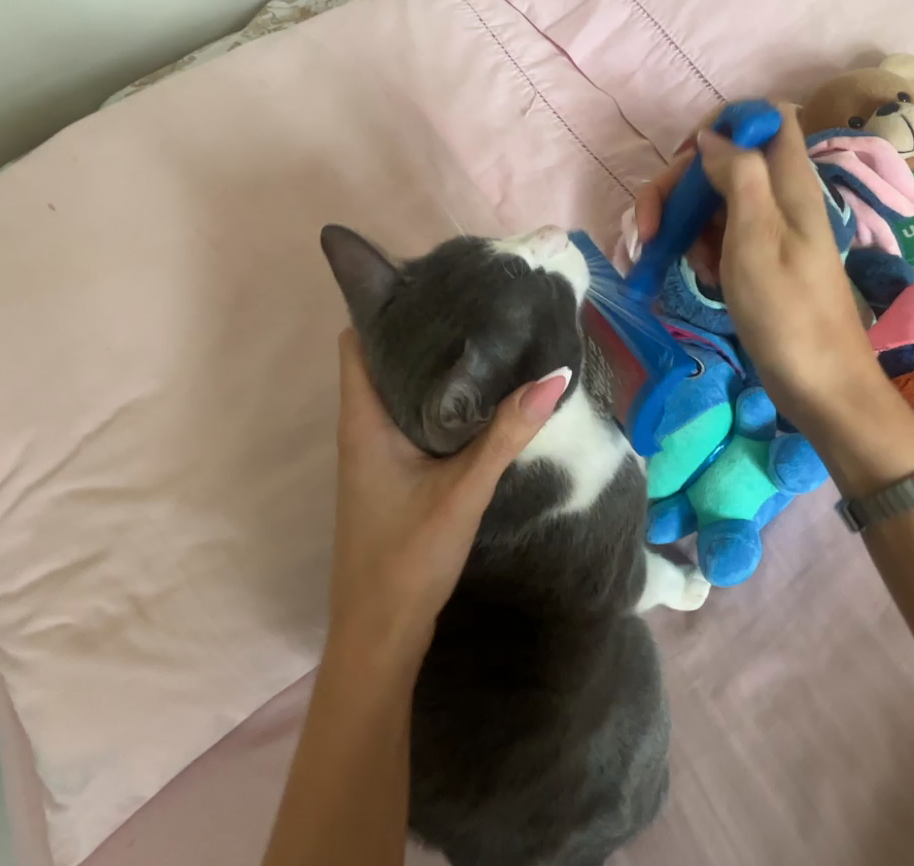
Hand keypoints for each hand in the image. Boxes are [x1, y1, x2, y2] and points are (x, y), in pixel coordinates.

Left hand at [328, 330, 568, 658]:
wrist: (379, 632)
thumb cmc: (407, 557)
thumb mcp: (463, 491)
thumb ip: (507, 434)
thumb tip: (554, 376)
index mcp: (363, 420)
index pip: (359, 339)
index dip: (386, 304)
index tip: (434, 282)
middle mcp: (362, 428)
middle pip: (382, 358)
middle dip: (421, 330)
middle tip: (474, 305)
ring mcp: (374, 453)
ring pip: (398, 390)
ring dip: (432, 367)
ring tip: (483, 338)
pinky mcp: (391, 473)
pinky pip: (411, 418)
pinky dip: (438, 400)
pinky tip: (478, 399)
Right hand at [633, 109, 869, 416]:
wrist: (820, 385)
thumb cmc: (788, 313)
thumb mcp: (756, 239)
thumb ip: (739, 177)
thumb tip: (712, 137)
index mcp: (789, 183)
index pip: (765, 118)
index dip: (724, 124)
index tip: (686, 156)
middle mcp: (780, 198)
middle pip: (724, 161)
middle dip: (680, 185)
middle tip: (650, 227)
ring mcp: (769, 231)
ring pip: (716, 200)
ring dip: (684, 222)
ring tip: (671, 260)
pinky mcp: (759, 262)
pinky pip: (721, 237)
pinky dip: (700, 249)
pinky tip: (697, 277)